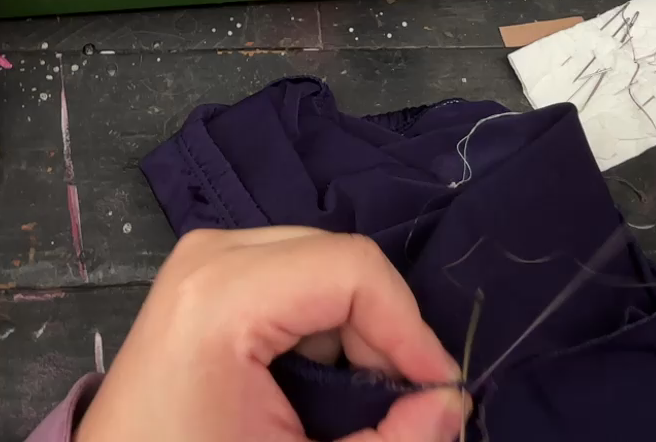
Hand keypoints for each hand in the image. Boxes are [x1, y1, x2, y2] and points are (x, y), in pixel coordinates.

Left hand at [76, 227, 466, 441]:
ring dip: (356, 326)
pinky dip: (323, 318)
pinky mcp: (206, 268)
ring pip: (320, 262)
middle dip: (384, 330)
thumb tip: (450, 402)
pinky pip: (291, 272)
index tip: (443, 391)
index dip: (410, 327)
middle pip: (336, 259)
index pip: (350, 269)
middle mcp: (211, 252)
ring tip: (362, 399)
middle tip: (404, 403)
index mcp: (222, 296)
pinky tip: (321, 375)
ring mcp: (204, 253)